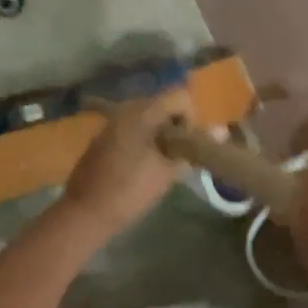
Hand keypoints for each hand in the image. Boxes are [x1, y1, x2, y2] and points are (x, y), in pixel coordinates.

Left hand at [59, 87, 195, 235]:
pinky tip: (143, 164)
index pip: (179, 97)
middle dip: (176, 126)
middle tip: (180, 155)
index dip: (192, 117)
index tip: (190, 144)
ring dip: (159, 134)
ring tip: (164, 162)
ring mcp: (110, 122)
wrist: (87, 210)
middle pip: (162, 105)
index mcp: (141, 113)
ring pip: (146, 118)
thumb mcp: (168, 172)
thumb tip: (221, 130)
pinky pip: (130, 128)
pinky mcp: (102, 137)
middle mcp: (124, 110)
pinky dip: (143, 139)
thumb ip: (193, 148)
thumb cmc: (131, 191)